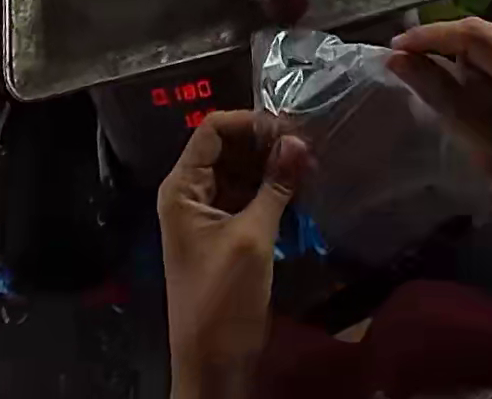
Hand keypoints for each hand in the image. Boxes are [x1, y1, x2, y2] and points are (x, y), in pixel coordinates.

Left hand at [158, 111, 310, 398]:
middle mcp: (192, 190)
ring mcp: (209, 210)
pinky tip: (299, 185)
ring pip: (241, 169)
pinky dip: (271, 186)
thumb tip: (299, 140)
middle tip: (306, 144)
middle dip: (265, 142)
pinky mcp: (227, 229)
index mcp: (183, 186)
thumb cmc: (223, 300)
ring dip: (271, 164)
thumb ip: (275, 185)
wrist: (213, 370)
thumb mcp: (252, 238)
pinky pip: (248, 193)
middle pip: (228, 146)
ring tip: (308, 162)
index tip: (288, 128)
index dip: (249, 122)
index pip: (213, 130)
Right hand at [390, 19, 491, 249]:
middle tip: (419, 73)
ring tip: (462, 97)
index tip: (396, 48)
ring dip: (471, 58)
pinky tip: (490, 96)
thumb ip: (448, 101)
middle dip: (448, 47)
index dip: (433, 37)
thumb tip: (400, 62)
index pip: (481, 38)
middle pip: (490, 32)